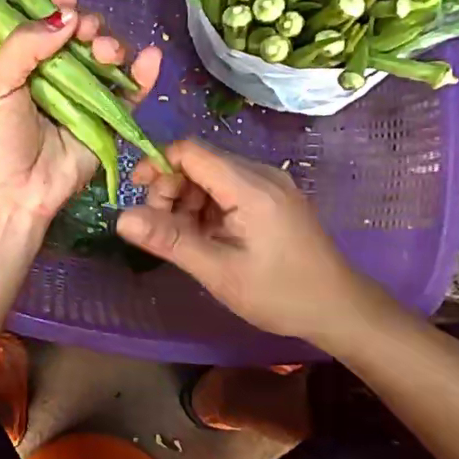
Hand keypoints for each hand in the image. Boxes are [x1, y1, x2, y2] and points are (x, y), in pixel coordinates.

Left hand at [0, 0, 160, 228]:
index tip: (66, 4)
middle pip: (81, 35)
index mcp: (25, 62)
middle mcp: (57, 73)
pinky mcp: (109, 119)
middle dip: (88, 26)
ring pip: (107, 58)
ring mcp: (86, 96)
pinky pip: (131, 91)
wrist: (17, 193)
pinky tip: (150, 58)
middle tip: (86, 33)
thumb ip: (24, 45)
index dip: (57, 7)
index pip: (46, 22)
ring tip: (106, 53)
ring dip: (112, 46)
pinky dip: (144, 73)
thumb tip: (67, 15)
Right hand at [115, 139, 390, 341]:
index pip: (191, 151)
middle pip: (200, 161)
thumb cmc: (279, 294)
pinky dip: (209, 208)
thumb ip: (170, 240)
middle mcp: (261, 174)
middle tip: (163, 231)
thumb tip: (120, 218)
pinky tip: (208, 238)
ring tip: (186, 240)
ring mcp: (271, 184)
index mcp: (250, 187)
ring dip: (188, 201)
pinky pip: (230, 189)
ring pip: (212, 176)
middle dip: (171, 189)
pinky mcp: (274, 198)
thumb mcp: (219, 271)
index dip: (157, 166)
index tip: (136, 197)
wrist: (338, 308)